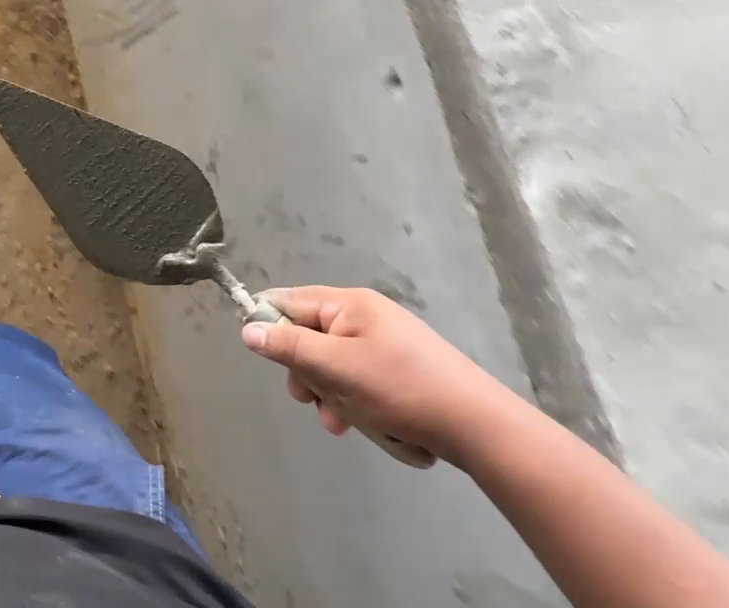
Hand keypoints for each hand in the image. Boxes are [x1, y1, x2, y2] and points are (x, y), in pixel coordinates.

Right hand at [240, 286, 519, 464]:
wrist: (481, 427)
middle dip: (302, 370)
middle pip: (307, 334)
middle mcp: (364, 315)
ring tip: (337, 421)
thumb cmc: (401, 389)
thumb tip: (247, 329)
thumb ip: (288, 346)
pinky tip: (357, 422)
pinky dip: (349, 397)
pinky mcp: (398, 367)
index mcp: (348, 303)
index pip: (287, 300)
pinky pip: (356, 376)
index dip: (267, 324)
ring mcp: (383, 341)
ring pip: (330, 360)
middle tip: (305, 398)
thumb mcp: (336, 368)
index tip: (262, 355)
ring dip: (325, 391)